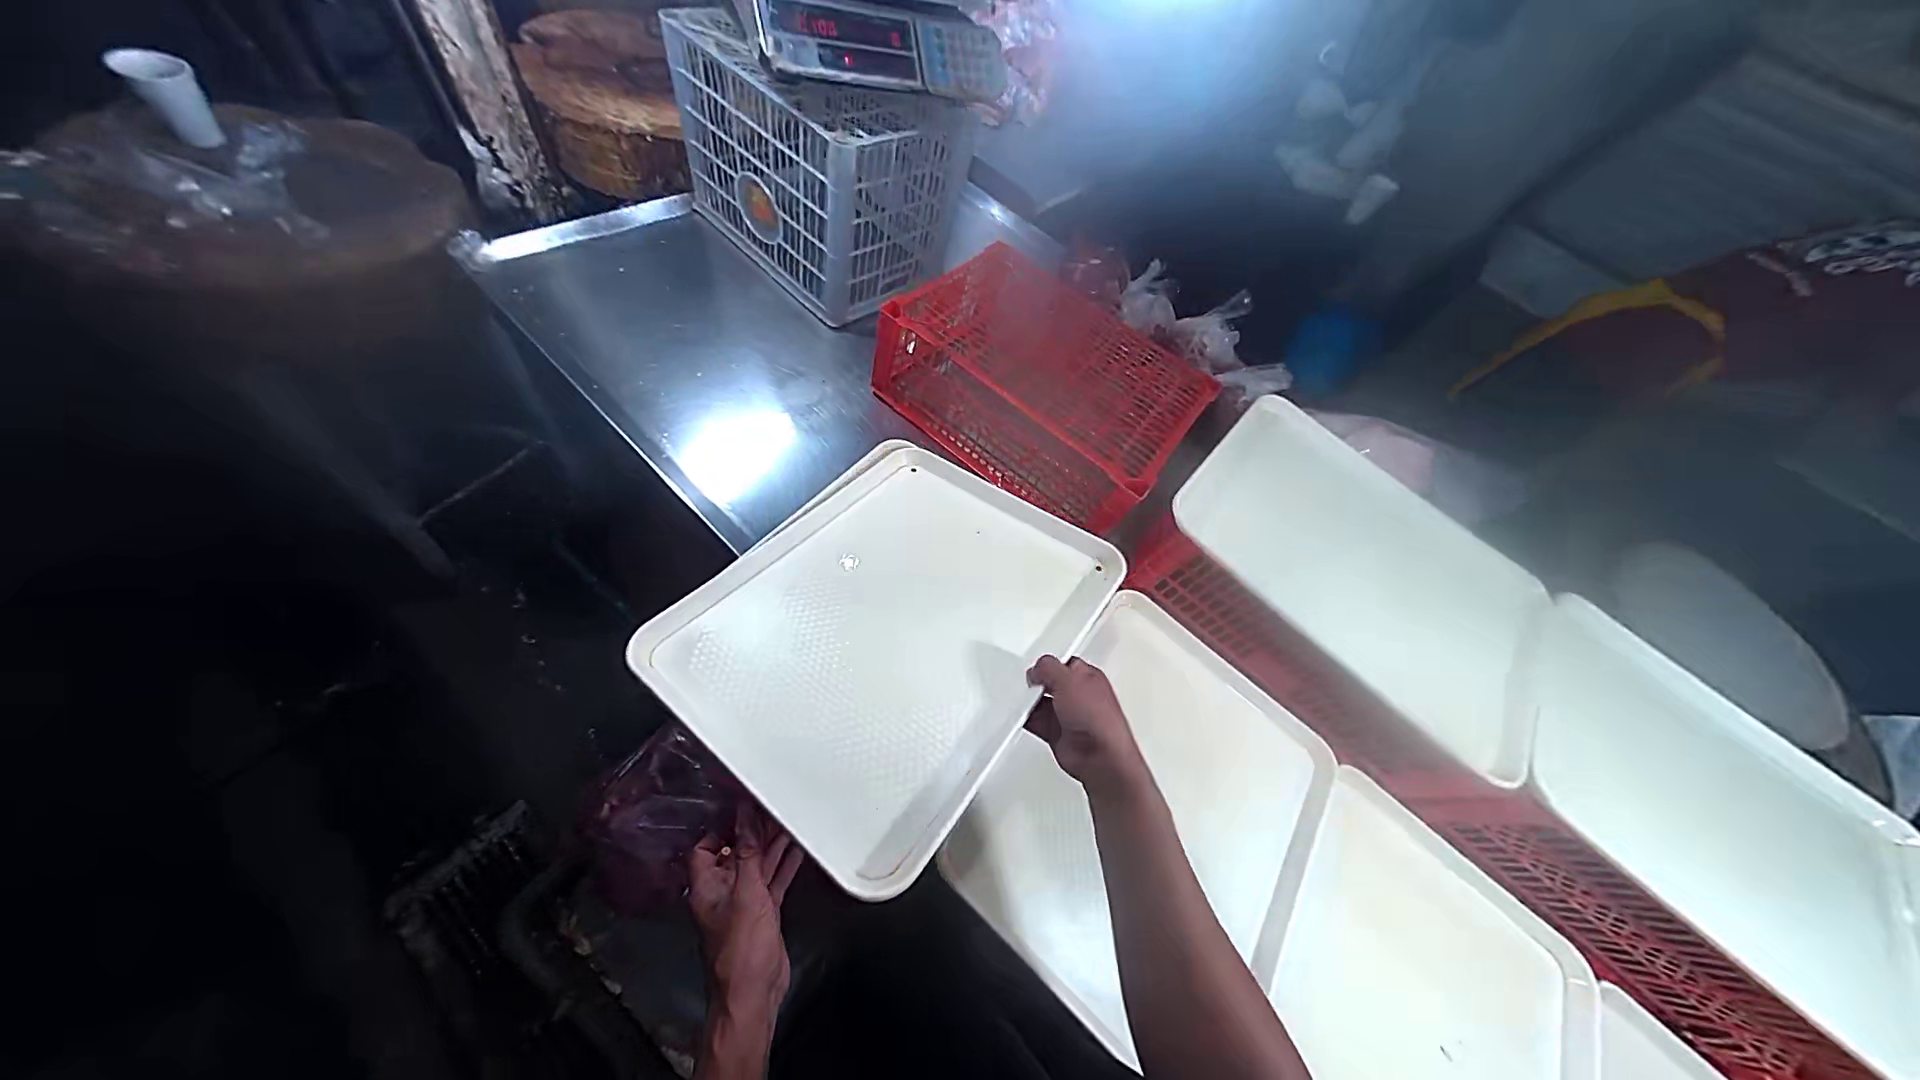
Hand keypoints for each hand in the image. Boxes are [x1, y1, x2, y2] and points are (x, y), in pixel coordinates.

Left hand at [688, 804, 804, 1038]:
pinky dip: (784, 865)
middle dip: (754, 832)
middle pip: (737, 852)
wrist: (753, 994)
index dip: (722, 827)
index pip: (706, 847)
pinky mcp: (764, 912)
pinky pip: (774, 880)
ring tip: (789, 823)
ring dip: (772, 846)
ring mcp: (745, 902)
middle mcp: (724, 892)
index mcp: (708, 887)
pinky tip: (797, 851)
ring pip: (758, 864)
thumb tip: (743, 817)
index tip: (742, 808)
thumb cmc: (739, 954)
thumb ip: (747, 852)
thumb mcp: (746, 892)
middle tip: (773, 810)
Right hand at [1026, 656, 1148, 798]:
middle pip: (1050, 684)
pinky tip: (1023, 716)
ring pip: (1041, 703)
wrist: (1101, 757)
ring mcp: (1068, 715)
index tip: (1035, 668)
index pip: (1063, 664)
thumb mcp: (1068, 680)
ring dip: (1030, 702)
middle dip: (1037, 684)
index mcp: (1087, 678)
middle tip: (1030, 687)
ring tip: (1024, 702)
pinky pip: (1037, 721)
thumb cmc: (1099, 720)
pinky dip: (1027, 719)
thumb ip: (1049, 668)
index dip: (1048, 664)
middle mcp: (1079, 696)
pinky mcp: (1058, 733)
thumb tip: (1037, 670)